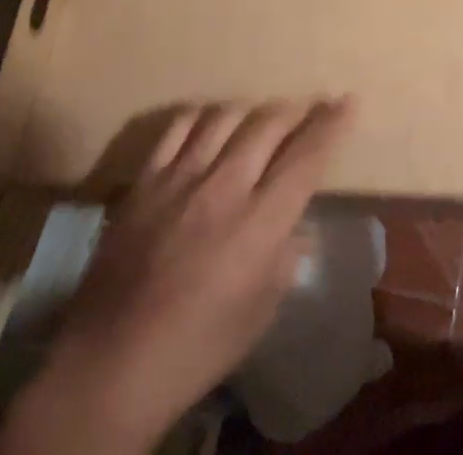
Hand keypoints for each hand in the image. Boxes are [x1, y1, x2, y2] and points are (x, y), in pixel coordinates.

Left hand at [0, 99, 352, 454]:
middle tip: (309, 107)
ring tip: (261, 115)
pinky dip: (201, 117)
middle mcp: (224, 187)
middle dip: (295, 110)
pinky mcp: (143, 183)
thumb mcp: (261, 311)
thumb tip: (295, 230)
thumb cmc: (200, 345)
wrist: (115, 359)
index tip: (348, 103)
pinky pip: (176, 130)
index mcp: (261, 222)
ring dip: (251, 110)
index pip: (306, 158)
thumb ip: (284, 260)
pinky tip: (208, 121)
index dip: (331, 126)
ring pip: (223, 118)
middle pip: (267, 126)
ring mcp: (179, 179)